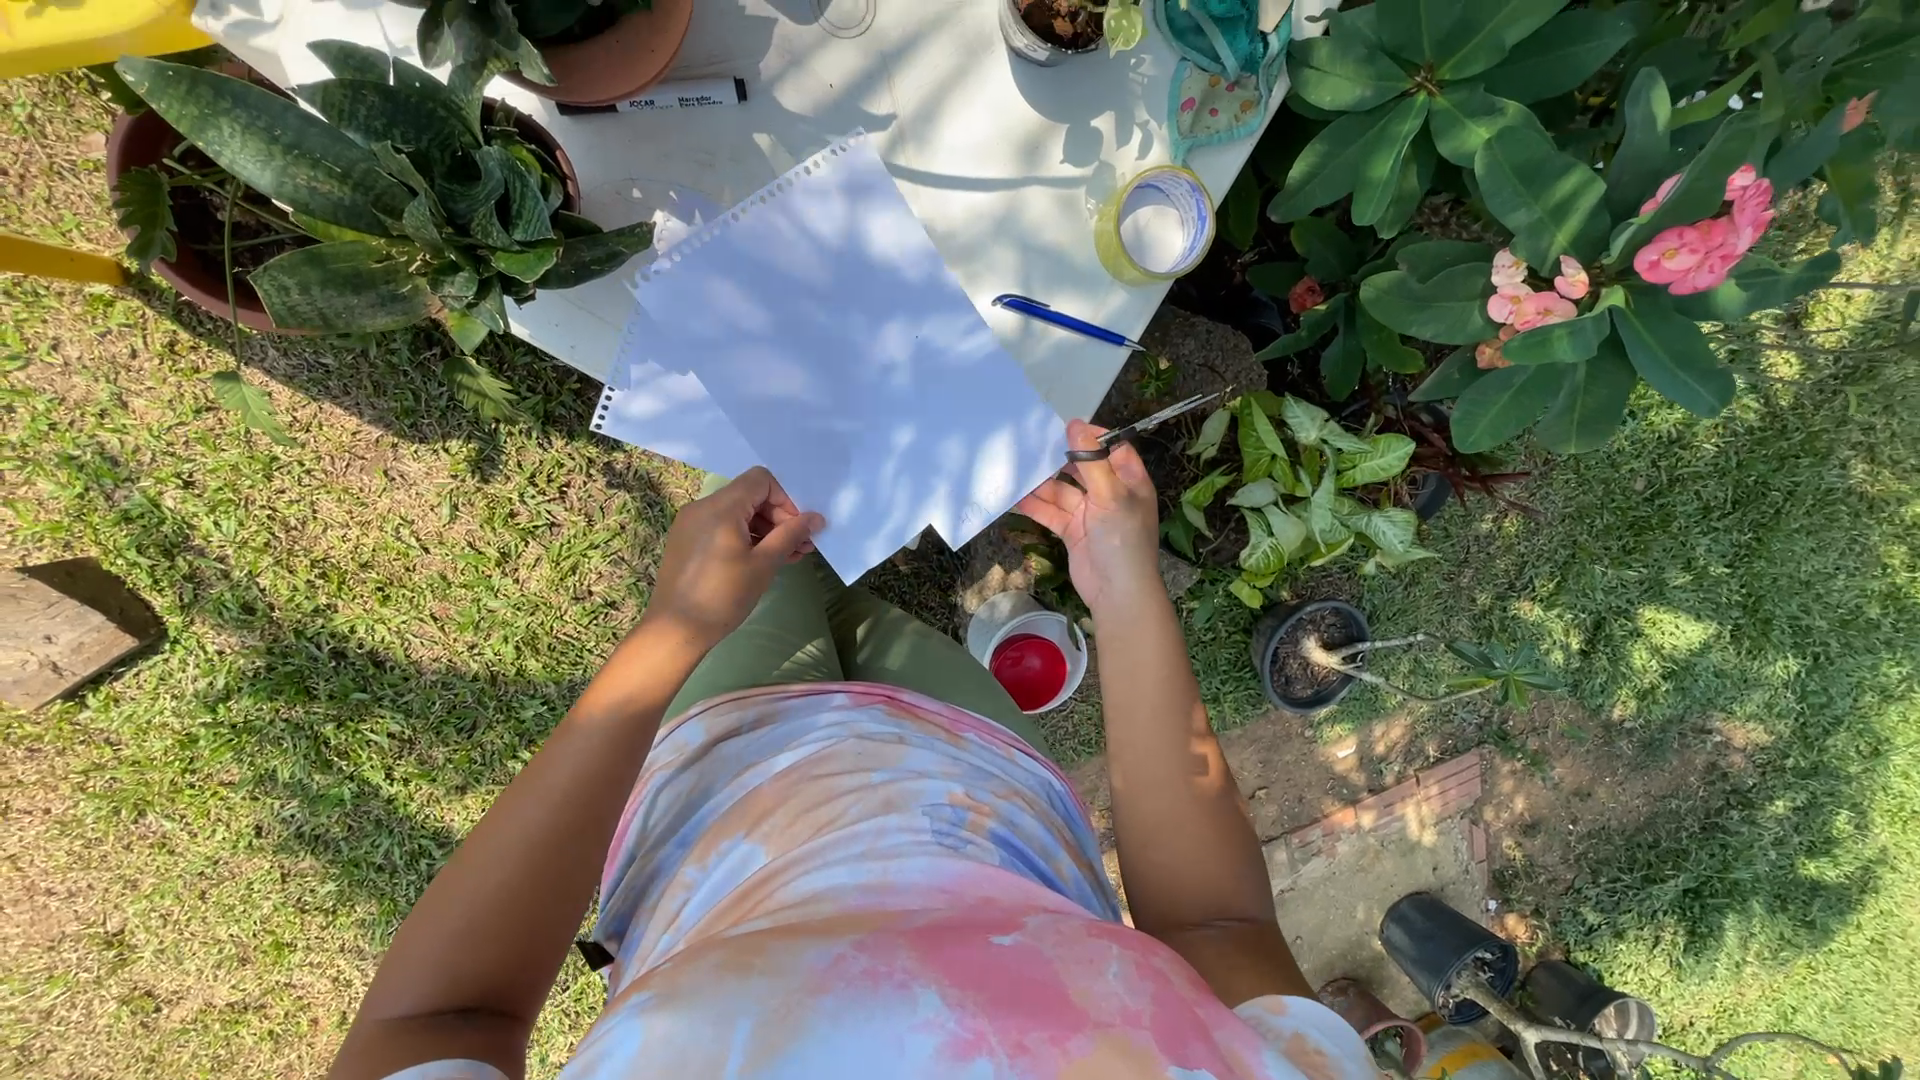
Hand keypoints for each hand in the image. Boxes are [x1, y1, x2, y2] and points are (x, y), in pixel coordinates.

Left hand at [647, 467, 823, 648]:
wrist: (676, 630)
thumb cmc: (724, 596)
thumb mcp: (764, 564)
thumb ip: (791, 535)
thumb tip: (816, 518)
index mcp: (721, 508)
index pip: (761, 480)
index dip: (785, 499)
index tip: (798, 527)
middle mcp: (702, 507)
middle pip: (749, 495)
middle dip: (778, 516)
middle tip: (800, 545)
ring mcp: (691, 523)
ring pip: (737, 512)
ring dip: (764, 529)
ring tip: (787, 555)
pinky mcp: (686, 540)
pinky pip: (722, 526)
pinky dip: (745, 537)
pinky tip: (761, 560)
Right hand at [1017, 420, 1161, 616]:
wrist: (1118, 592)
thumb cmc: (1123, 539)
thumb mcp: (1110, 495)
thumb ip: (1092, 461)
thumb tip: (1075, 426)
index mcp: (1129, 481)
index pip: (1113, 448)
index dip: (1092, 438)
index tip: (1066, 428)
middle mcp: (1110, 494)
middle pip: (1083, 469)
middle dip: (1060, 460)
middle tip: (1033, 445)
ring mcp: (1090, 513)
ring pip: (1063, 491)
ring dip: (1042, 483)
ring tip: (1017, 469)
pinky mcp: (1072, 531)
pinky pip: (1052, 512)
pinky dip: (1035, 506)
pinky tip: (1016, 496)